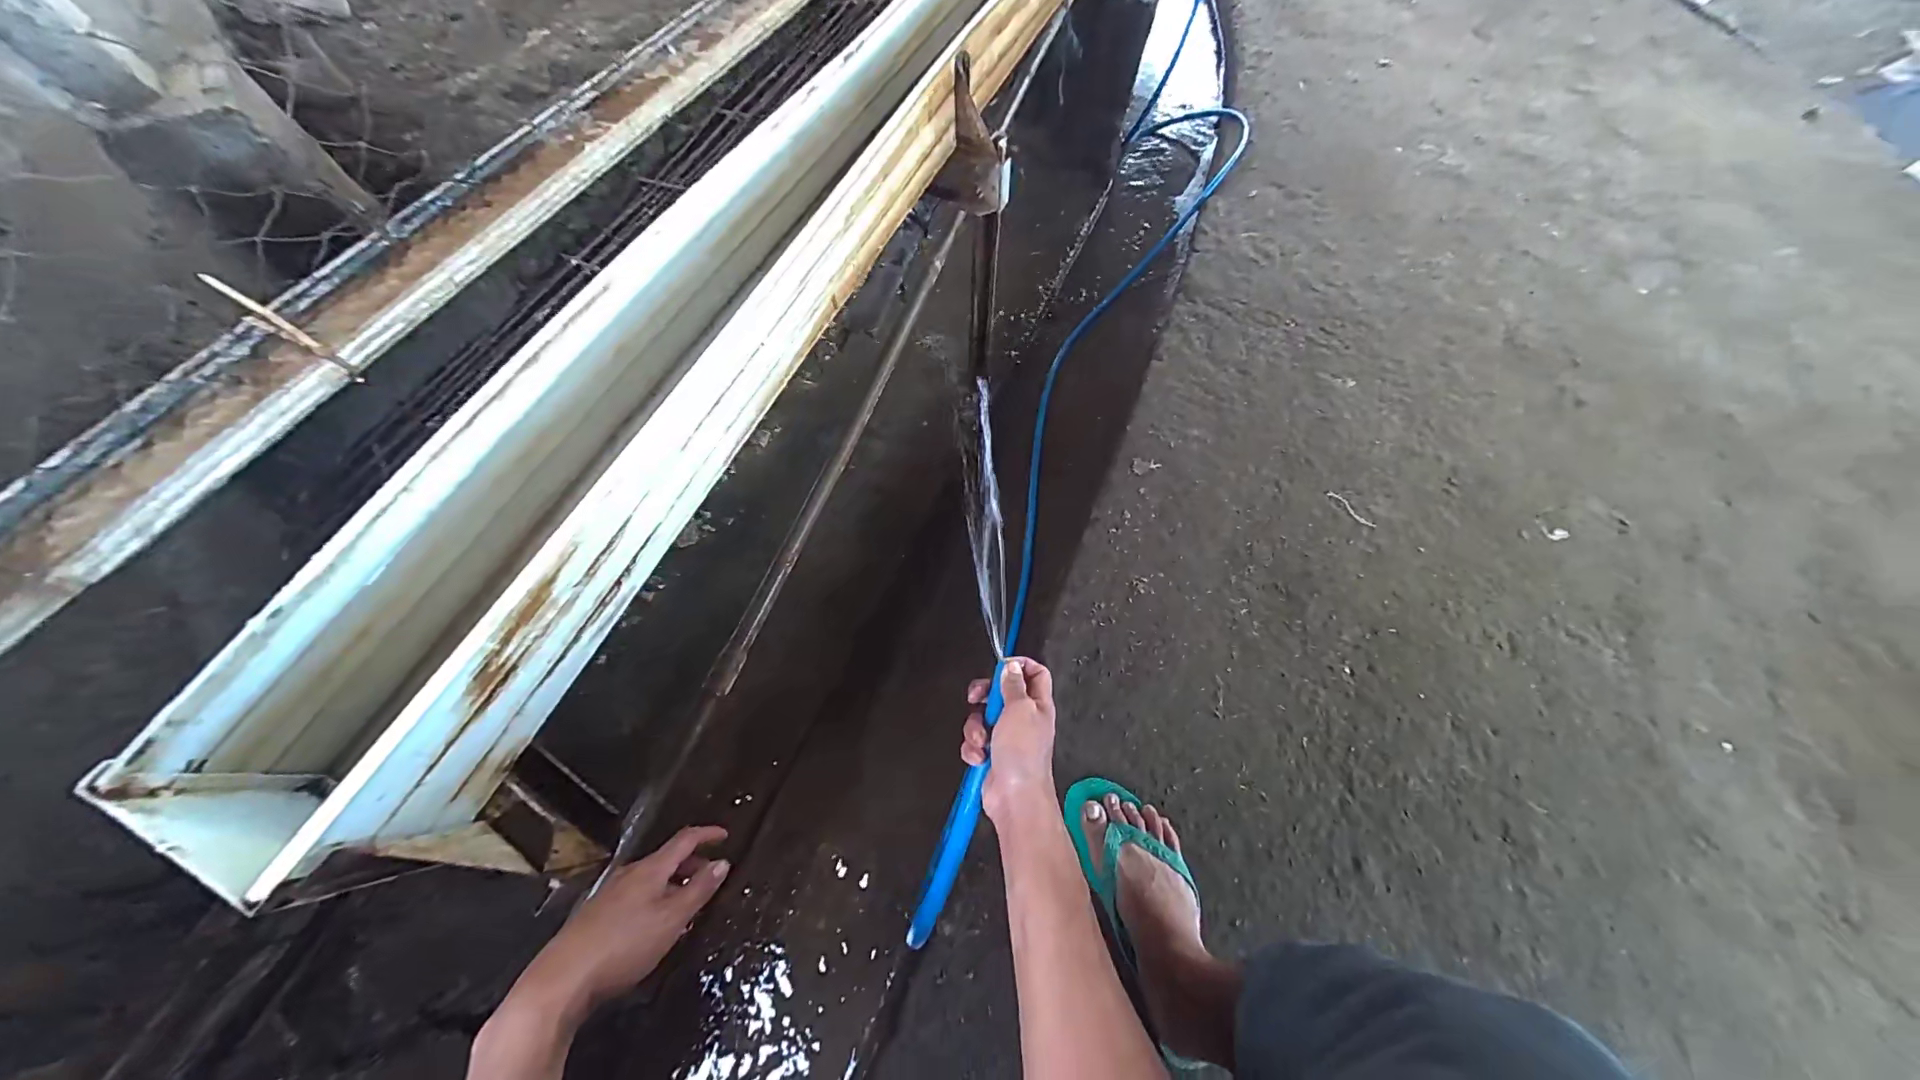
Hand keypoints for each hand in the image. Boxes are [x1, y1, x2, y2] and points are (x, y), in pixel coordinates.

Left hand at [514, 825, 730, 1015]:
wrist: (560, 982)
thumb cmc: (623, 945)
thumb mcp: (672, 919)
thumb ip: (699, 890)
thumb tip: (721, 862)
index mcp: (650, 869)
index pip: (684, 840)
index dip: (707, 834)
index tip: (725, 835)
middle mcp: (628, 874)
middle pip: (667, 859)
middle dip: (692, 865)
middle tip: (710, 878)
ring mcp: (609, 894)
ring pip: (650, 879)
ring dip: (673, 885)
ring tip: (687, 906)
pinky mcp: (595, 916)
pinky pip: (635, 896)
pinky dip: (655, 900)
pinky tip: (655, 926)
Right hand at [959, 656, 1056, 823]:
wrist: (1014, 796)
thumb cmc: (1024, 756)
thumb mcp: (1019, 709)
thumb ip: (1013, 685)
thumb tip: (1011, 667)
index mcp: (1038, 704)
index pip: (1035, 674)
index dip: (1019, 665)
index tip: (1001, 666)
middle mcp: (1024, 719)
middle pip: (1002, 692)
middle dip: (985, 695)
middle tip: (977, 697)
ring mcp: (1007, 737)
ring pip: (983, 717)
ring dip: (976, 728)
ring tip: (983, 740)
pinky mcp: (992, 753)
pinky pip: (975, 741)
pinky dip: (973, 748)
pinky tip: (981, 757)